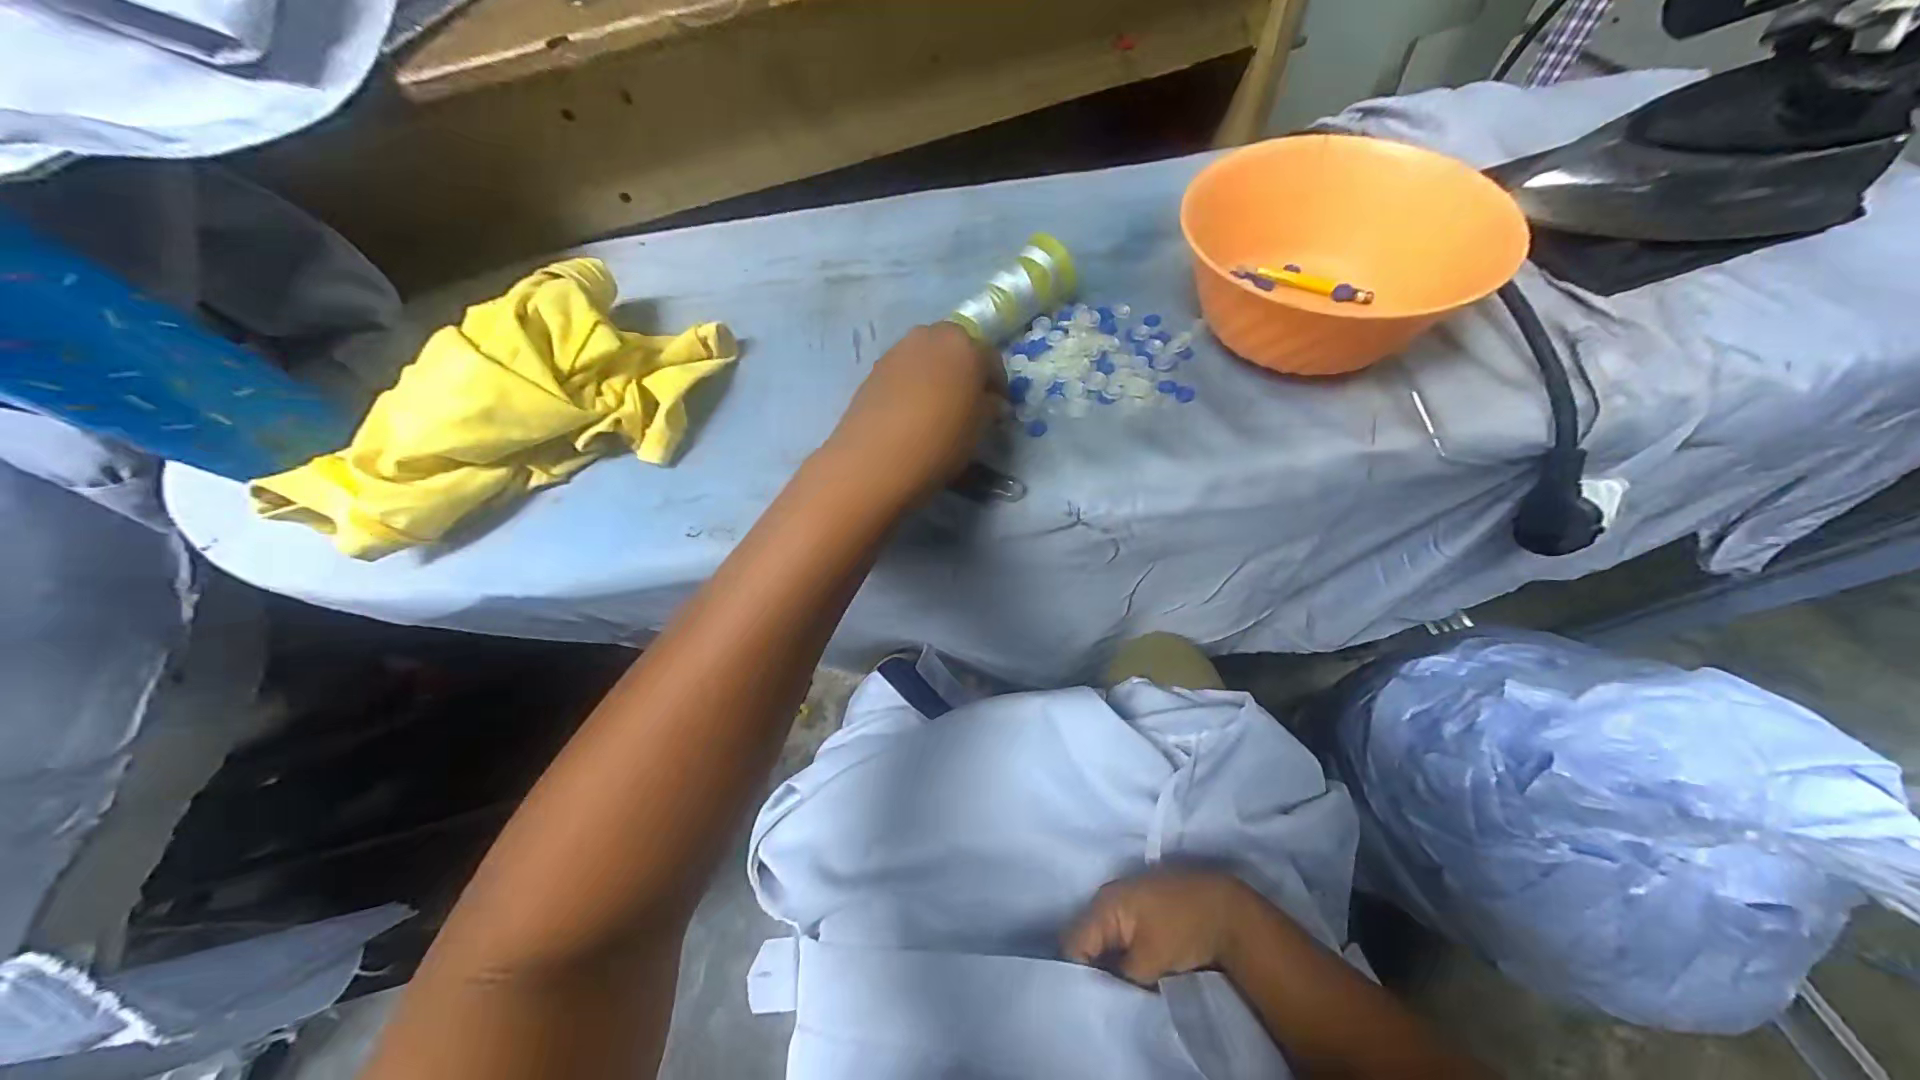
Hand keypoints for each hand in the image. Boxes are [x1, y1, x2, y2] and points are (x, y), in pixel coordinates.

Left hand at [818, 322, 1003, 504]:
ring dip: (936, 375)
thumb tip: (989, 401)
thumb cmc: (940, 442)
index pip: (991, 358)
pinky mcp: (873, 369)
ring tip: (938, 408)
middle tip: (968, 403)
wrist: (874, 460)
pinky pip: (903, 372)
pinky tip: (912, 413)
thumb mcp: (979, 430)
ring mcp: (897, 350)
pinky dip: (912, 385)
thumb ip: (989, 408)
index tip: (998, 407)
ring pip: (926, 357)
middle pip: (955, 348)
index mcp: (965, 345)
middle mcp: (930, 336)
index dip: (997, 383)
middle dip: (964, 371)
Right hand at [1061, 869, 1265, 986]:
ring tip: (1117, 990)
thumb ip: (1117, 977)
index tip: (1087, 1003)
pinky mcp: (1144, 909)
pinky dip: (1124, 954)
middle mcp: (1109, 897)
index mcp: (1103, 904)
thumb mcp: (1147, 962)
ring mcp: (1128, 900)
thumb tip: (1104, 990)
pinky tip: (1132, 974)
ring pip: (1104, 938)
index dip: (1076, 976)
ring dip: (1109, 963)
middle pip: (1086, 939)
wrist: (1230, 910)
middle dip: (1092, 969)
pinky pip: (1121, 934)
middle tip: (1101, 999)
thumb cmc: (1185, 930)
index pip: (1072, 944)